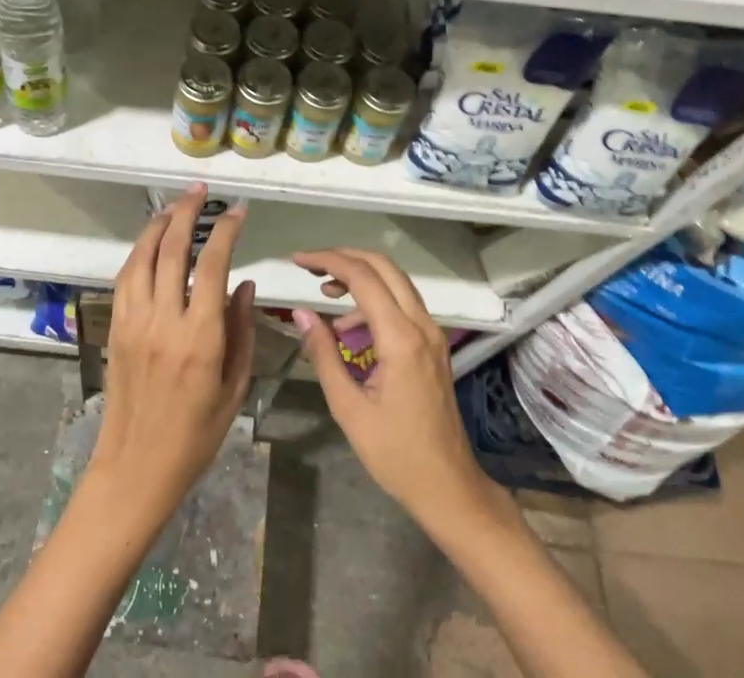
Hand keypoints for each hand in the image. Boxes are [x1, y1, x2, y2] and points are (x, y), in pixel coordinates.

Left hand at [90, 184, 256, 512]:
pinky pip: (125, 279)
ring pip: (142, 258)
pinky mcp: (115, 328)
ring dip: (157, 226)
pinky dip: (138, 254)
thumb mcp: (235, 387)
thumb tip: (246, 285)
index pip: (213, 266)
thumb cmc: (196, 434)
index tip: (238, 212)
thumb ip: (243, 331)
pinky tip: (150, 244)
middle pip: (172, 250)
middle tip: (200, 192)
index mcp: (200, 338)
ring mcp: (133, 322)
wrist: (137, 464)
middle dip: (187, 213)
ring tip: (174, 207)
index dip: (226, 232)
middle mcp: (163, 321)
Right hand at [291, 248, 512, 532]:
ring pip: (396, 284)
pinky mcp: (433, 348)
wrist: (447, 484)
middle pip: (385, 268)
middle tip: (309, 267)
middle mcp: (422, 327)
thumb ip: (323, 354)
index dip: (327, 261)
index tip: (296, 260)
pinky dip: (373, 301)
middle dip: (344, 258)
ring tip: (323, 298)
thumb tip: (301, 313)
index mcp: (401, 339)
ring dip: (360, 279)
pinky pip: (403, 306)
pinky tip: (348, 328)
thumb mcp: (347, 406)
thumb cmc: (394, 453)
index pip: (362, 277)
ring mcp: (432, 336)